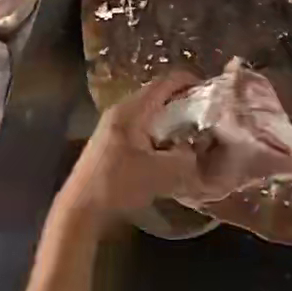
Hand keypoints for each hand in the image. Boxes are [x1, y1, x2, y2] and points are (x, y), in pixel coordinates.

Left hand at [60, 73, 200, 217]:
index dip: (189, 82)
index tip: (210, 91)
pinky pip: (142, 126)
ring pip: (149, 112)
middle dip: (183, 101)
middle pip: (157, 95)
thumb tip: (200, 152)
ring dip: (171, 118)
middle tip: (206, 113)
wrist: (81, 208)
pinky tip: (170, 148)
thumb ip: (186, 160)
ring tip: (194, 131)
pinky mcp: (111, 142)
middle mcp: (120, 111)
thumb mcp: (161, 174)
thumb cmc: (118, 185)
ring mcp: (113, 126)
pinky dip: (159, 131)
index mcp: (131, 110)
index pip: (164, 83)